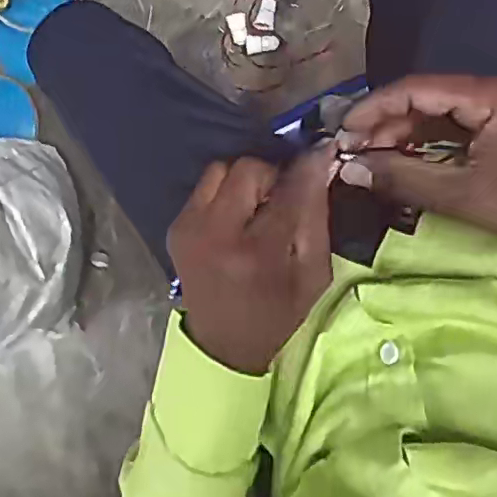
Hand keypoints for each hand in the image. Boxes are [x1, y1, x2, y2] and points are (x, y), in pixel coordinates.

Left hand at [167, 143, 337, 374]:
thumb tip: (319, 164)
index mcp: (258, 252)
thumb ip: (316, 216)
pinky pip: (204, 187)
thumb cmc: (278, 314)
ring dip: (244, 181)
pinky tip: (235, 218)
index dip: (308, 165)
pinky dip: (224, 193)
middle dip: (271, 175)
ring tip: (255, 207)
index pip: (288, 189)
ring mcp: (188, 228)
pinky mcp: (175, 227)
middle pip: (247, 168)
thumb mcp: (313, 274)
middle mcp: (216, 233)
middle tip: (281, 198)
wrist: (223, 346)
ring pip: (220, 169)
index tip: (321, 150)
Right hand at [336, 75, 496, 276]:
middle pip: (427, 98)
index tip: (342, 133)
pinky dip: (428, 145)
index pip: (418, 88)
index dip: (374, 108)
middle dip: (386, 125)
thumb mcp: (469, 197)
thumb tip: (350, 169)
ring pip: (440, 114)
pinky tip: (404, 161)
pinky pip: (458, 129)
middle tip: (352, 153)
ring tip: (370, 160)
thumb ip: (405, 178)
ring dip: (404, 135)